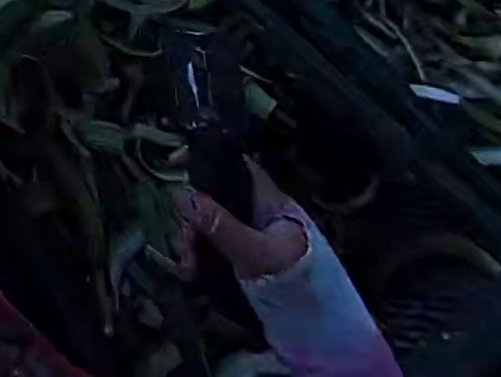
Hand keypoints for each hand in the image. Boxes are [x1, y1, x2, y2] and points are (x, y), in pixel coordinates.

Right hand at [172, 159, 308, 280]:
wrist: (328, 343)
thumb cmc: (299, 289)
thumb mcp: (259, 257)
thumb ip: (221, 226)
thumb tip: (181, 194)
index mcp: (267, 201)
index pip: (233, 162)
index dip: (203, 156)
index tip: (172, 164)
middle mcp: (256, 213)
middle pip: (211, 196)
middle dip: (190, 218)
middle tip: (185, 245)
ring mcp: (250, 238)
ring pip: (208, 224)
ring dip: (191, 243)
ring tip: (190, 269)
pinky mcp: (244, 262)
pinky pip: (212, 248)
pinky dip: (199, 258)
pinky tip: (193, 275)